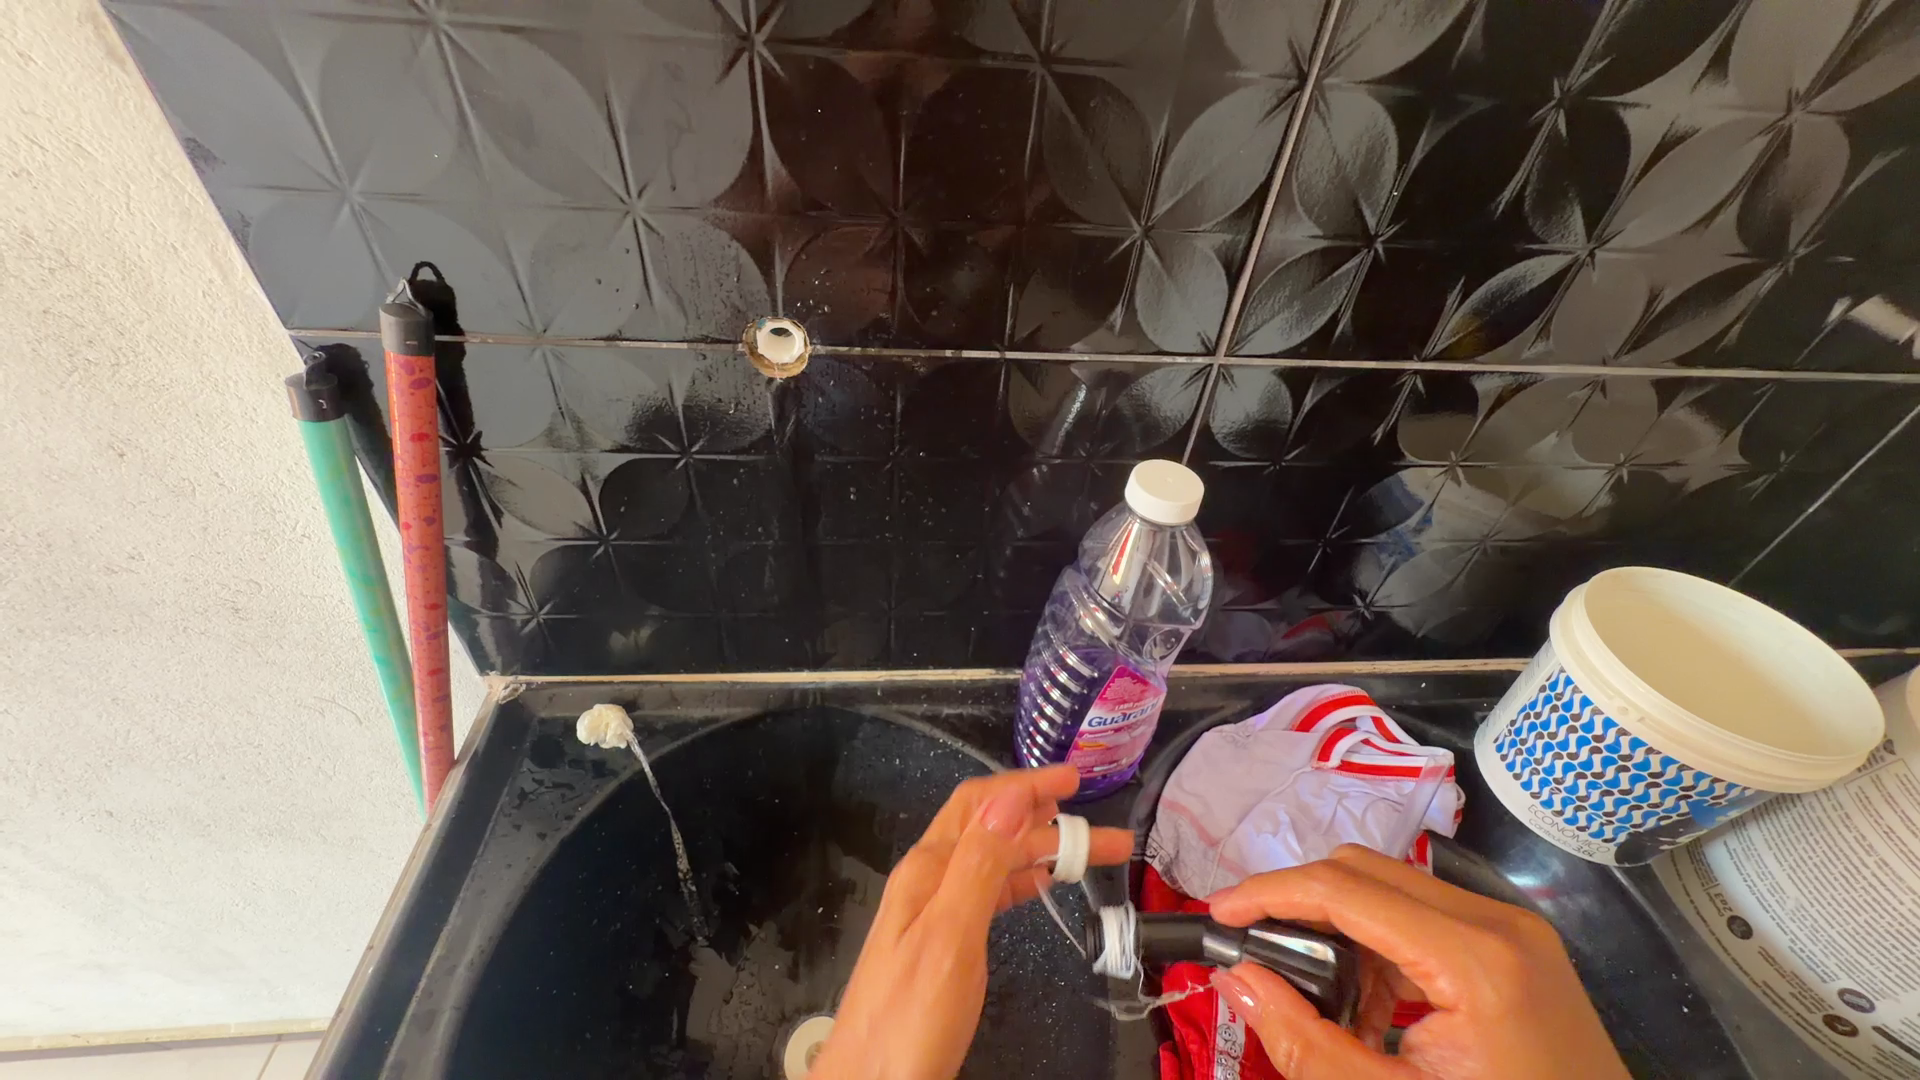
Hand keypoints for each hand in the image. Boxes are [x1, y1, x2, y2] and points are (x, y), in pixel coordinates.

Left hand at [810, 765, 1130, 1079]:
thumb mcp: (949, 934)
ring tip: (1090, 854)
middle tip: (1104, 829)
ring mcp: (935, 910)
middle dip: (1047, 819)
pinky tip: (1042, 883)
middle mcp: (931, 878)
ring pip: (996, 861)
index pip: (981, 804)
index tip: (1073, 778)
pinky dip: (1022, 880)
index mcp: (930, 868)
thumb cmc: (910, 1016)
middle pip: (993, 830)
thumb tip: (1010, 797)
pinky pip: (989, 892)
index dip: (1025, 785)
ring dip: (1042, 851)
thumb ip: (978, 863)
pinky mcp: (943, 941)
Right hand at [1207, 844, 1628, 1079]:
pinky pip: (1419, 911)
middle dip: (1297, 900)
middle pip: (1361, 869)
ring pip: (1386, 884)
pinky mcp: (1515, 943)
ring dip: (1335, 921)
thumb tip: (1232, 977)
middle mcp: (1497, 920)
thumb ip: (1305, 1042)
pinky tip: (1366, 998)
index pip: (1343, 889)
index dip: (1268, 892)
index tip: (1218, 914)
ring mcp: (1512, 927)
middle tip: (1256, 946)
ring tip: (1315, 988)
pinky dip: (1374, 939)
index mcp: (1476, 960)